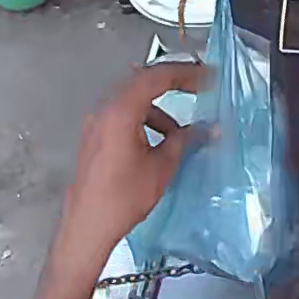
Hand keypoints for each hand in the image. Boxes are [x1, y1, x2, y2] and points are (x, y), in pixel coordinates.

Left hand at [54, 61, 205, 270]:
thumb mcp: (162, 167)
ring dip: (159, 110)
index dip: (185, 74)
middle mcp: (104, 110)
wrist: (88, 225)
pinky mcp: (94, 137)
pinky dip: (144, 121)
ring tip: (181, 133)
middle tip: (199, 89)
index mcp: (120, 112)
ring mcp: (96, 123)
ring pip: (132, 102)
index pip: (156, 78)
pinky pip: (123, 116)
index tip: (208, 77)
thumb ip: (185, 141)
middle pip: (142, 83)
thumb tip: (210, 129)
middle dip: (173, 84)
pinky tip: (159, 143)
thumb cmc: (124, 197)